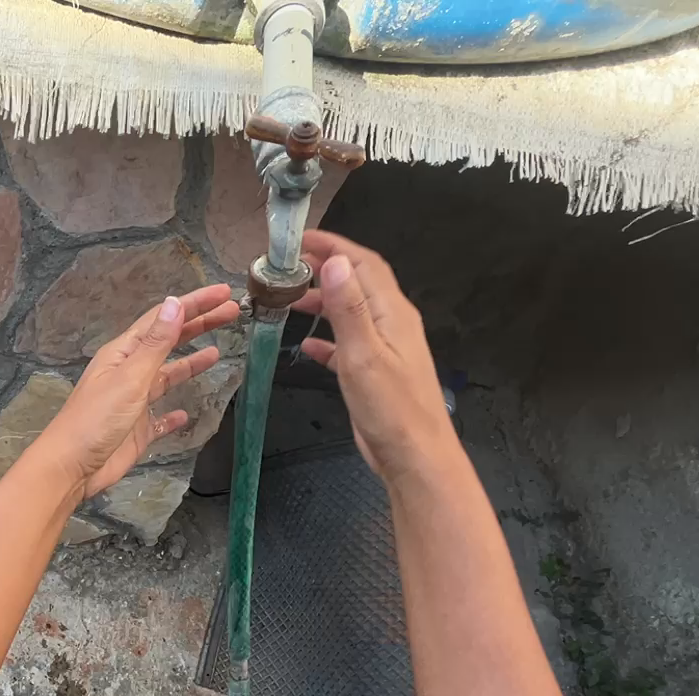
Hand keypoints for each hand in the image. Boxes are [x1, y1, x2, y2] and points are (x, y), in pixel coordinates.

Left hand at [25, 284, 241, 498]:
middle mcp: (128, 374)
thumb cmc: (95, 420)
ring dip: (190, 364)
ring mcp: (132, 404)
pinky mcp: (136, 432)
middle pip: (168, 343)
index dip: (193, 304)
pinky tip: (185, 413)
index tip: (224, 293)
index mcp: (122, 355)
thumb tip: (174, 303)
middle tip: (232, 313)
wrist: (71, 468)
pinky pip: (159, 419)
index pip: (162, 320)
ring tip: (217, 353)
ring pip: (166, 378)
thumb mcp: (129, 377)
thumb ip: (155, 344)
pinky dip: (173, 415)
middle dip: (198, 327)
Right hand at [291, 231, 458, 481]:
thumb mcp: (363, 355)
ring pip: (350, 311)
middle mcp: (390, 323)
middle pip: (357, 283)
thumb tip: (334, 263)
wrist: (412, 454)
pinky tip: (305, 344)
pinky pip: (347, 343)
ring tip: (288, 299)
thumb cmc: (390, 408)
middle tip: (286, 267)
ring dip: (322, 300)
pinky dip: (325, 337)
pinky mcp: (374, 371)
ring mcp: (384, 347)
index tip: (299, 239)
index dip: (334, 246)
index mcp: (391, 313)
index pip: (363, 265)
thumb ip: (348, 309)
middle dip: (325, 267)